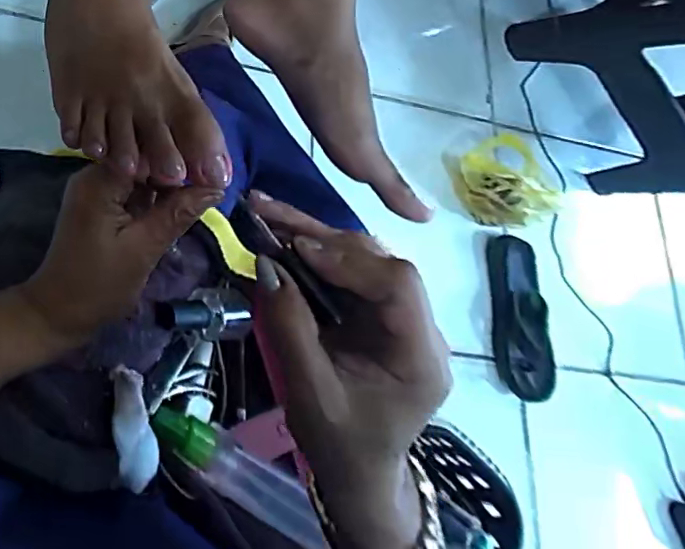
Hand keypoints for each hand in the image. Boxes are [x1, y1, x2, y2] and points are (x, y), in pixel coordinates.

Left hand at [18, 163, 222, 345]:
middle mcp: (94, 174)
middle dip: (177, 168)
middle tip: (215, 178)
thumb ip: (176, 214)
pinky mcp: (99, 202)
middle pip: (143, 158)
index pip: (146, 150)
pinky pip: (132, 189)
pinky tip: (179, 202)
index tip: (214, 167)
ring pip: (140, 173)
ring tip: (205, 186)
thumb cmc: (98, 285)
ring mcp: (95, 188)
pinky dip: (154, 195)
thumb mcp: (143, 250)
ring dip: (168, 182)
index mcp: (99, 180)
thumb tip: (216, 187)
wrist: (57, 312)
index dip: (180, 157)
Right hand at [249, 193, 450, 548]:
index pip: (398, 284)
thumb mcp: (310, 392)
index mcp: (419, 355)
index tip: (298, 249)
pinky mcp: (376, 310)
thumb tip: (266, 265)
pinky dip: (312, 248)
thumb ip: (291, 328)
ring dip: (312, 233)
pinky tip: (281, 232)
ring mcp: (398, 316)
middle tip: (268, 214)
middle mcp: (418, 326)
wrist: (356, 473)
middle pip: (377, 260)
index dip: (349, 259)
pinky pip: (346, 267)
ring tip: (266, 212)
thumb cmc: (339, 443)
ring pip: (360, 255)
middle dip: (320, 235)